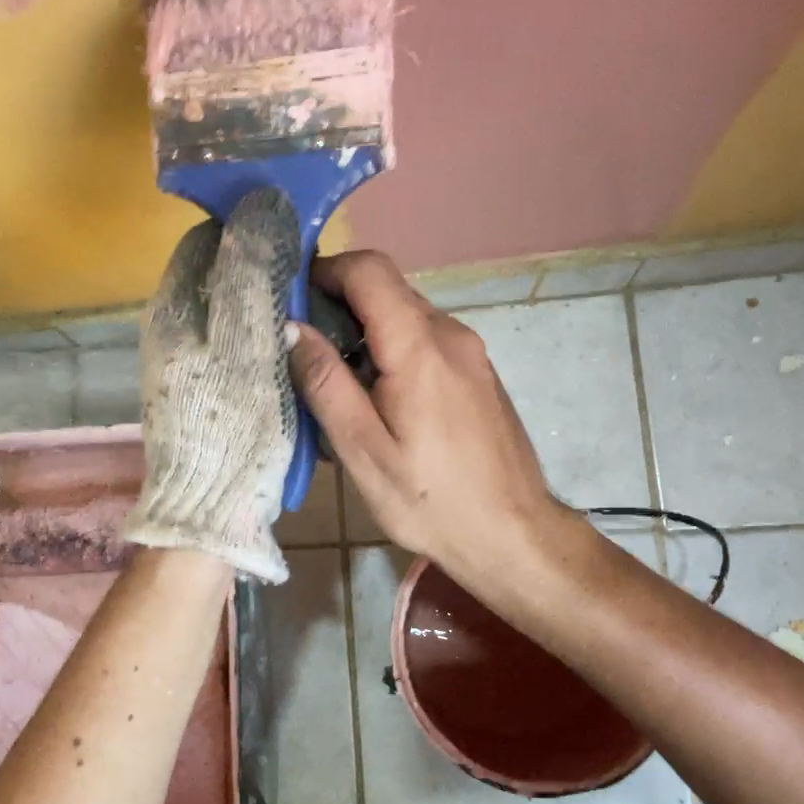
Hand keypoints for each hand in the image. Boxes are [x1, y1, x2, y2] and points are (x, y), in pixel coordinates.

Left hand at [124, 189, 299, 583]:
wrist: (210, 511)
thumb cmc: (232, 426)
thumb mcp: (246, 343)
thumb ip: (250, 275)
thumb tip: (259, 207)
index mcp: (172, 309)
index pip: (207, 240)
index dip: (250, 230)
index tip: (295, 240)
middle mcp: (169, 329)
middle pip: (218, 275)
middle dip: (262, 270)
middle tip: (312, 284)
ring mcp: (181, 363)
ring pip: (228, 311)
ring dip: (266, 306)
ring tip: (310, 318)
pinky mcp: (199, 392)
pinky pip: (234, 346)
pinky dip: (262, 341)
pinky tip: (292, 358)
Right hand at [288, 250, 568, 580]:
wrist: (512, 534)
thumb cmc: (430, 500)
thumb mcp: (363, 451)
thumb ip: (326, 383)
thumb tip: (292, 328)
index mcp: (420, 347)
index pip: (370, 269)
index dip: (326, 270)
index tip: (292, 300)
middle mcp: (451, 335)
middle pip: (387, 289)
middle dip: (340, 305)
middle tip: (305, 352)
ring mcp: (471, 352)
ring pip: (406, 316)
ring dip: (366, 333)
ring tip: (338, 386)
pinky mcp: (477, 372)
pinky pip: (427, 341)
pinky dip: (393, 351)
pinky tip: (379, 402)